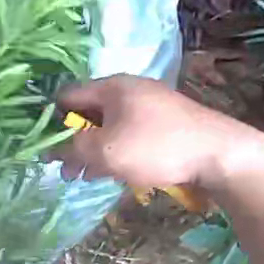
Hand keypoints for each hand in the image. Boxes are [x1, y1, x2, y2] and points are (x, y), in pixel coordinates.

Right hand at [56, 76, 263, 193]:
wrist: (219, 154)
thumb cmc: (156, 148)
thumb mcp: (105, 150)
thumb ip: (72, 149)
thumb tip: (51, 149)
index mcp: (111, 86)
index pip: (66, 96)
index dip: (50, 121)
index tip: (44, 149)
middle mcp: (129, 88)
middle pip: (87, 112)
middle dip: (72, 141)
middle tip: (65, 170)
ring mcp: (149, 104)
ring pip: (108, 125)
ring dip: (93, 150)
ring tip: (85, 177)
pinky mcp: (163, 123)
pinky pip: (127, 133)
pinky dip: (115, 150)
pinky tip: (113, 172)